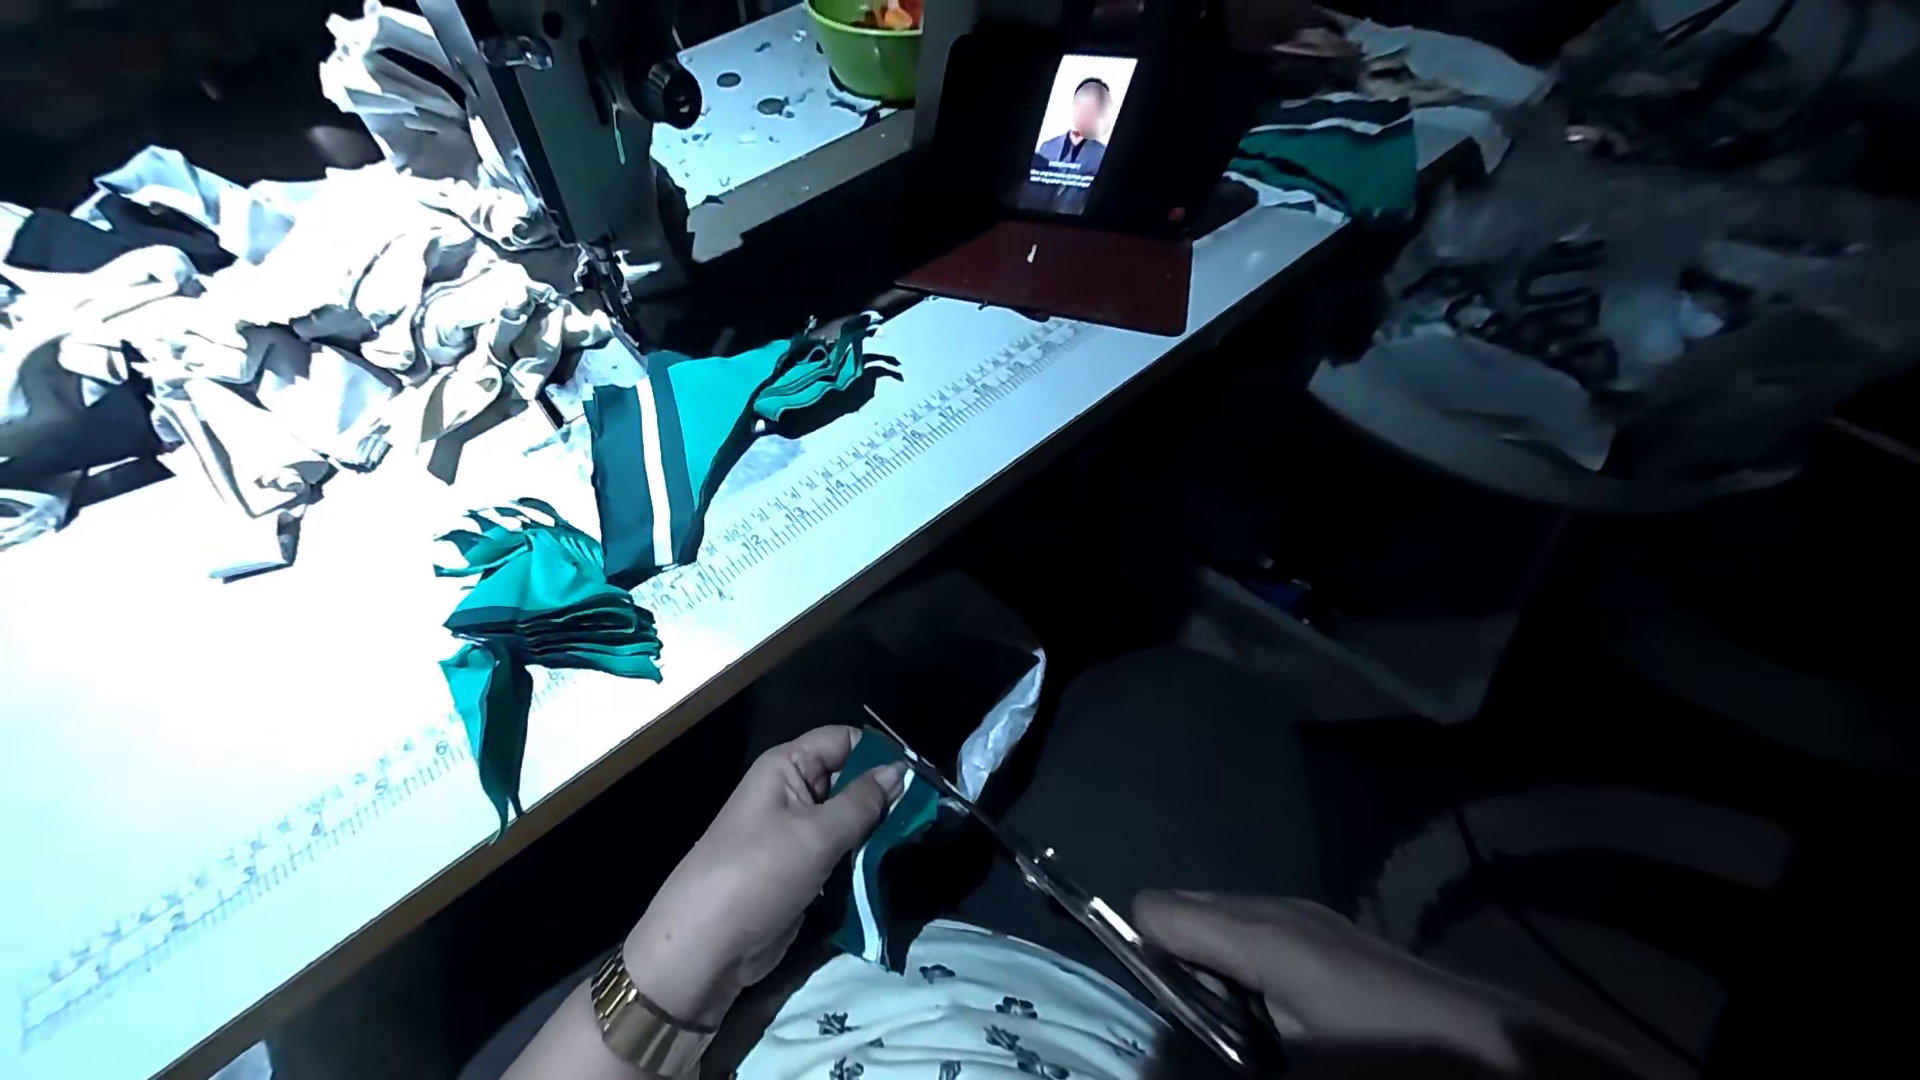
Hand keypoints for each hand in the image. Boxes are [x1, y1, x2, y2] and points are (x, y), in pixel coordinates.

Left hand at [625, 727, 905, 1025]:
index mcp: (789, 766)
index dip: (881, 752)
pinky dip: (863, 852)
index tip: (919, 774)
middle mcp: (793, 789)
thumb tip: (902, 771)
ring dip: (877, 826)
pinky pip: (841, 846)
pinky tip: (887, 862)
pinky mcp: (802, 863)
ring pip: (849, 814)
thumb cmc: (758, 874)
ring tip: (912, 837)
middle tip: (924, 811)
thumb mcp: (816, 834)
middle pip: (850, 776)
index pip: (845, 740)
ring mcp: (797, 828)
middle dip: (884, 792)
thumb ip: (864, 801)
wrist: (703, 951)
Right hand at [1134, 892, 1632, 1076]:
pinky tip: (1280, 1013)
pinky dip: (1246, 961)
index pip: (1156, 910)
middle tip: (1198, 1023)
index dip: (1140, 950)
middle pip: (1184, 906)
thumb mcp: (1297, 1071)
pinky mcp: (1330, 930)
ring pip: (1222, 917)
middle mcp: (1274, 907)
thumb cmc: (1393, 1062)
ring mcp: (1306, 914)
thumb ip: (1221, 1049)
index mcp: (1257, 934)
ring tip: (1236, 1024)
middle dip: (1174, 957)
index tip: (1155, 1004)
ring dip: (1211, 962)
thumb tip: (1167, 1054)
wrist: (1512, 1059)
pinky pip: (1258, 929)